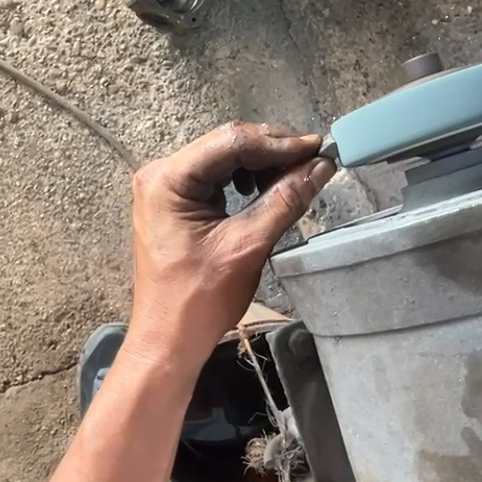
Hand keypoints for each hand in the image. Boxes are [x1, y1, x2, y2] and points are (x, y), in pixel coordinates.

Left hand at [122, 123, 334, 369]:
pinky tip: (264, 191)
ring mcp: (165, 186)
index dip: (279, 143)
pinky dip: (245, 178)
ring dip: (261, 164)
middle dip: (272, 150)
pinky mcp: (175, 201)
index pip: (231, 142)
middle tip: (314, 160)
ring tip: (293, 178)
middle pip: (226, 144)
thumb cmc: (199, 300)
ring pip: (223, 157)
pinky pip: (215, 176)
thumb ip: (285, 200)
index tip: (319, 147)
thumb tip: (321, 166)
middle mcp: (160, 173)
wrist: (168, 339)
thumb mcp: (247, 246)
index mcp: (168, 179)